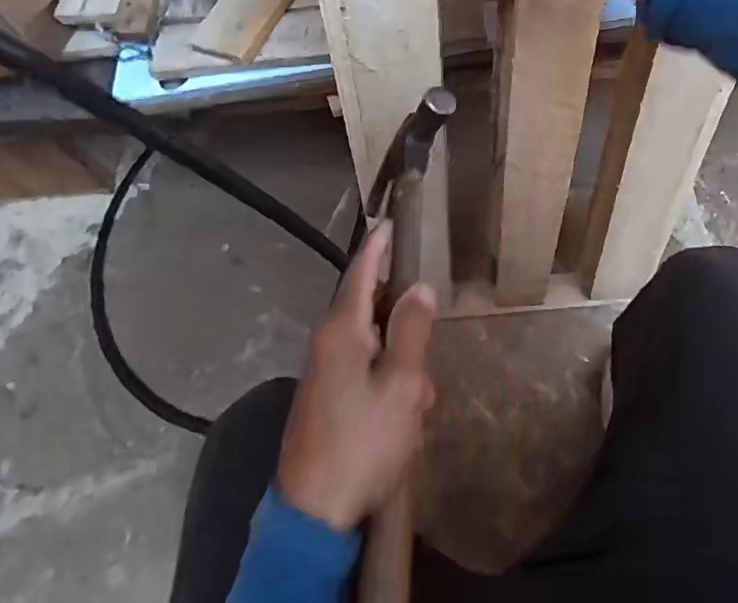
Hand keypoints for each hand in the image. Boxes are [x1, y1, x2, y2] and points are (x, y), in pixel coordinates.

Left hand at [276, 221, 437, 530]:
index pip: (361, 273)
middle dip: (405, 329)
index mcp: (342, 332)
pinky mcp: (327, 399)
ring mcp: (325, 374)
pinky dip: (388, 388)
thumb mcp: (401, 386)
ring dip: (401, 369)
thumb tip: (419, 288)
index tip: (389, 222)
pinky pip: (366, 375)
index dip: (377, 246)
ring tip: (414, 409)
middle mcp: (328, 344)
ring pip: (376, 349)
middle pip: (373, 312)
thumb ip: (412, 332)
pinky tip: (400, 421)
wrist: (313, 516)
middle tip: (424, 365)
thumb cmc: (362, 442)